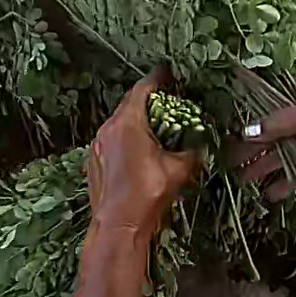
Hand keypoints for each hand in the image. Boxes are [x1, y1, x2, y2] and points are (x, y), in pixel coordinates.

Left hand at [87, 68, 197, 233]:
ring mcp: (97, 145)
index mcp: (128, 123)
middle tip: (165, 100)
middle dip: (147, 100)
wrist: (119, 224)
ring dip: (136, 121)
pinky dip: (126, 138)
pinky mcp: (94, 161)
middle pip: (128, 104)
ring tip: (154, 126)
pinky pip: (112, 140)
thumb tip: (201, 146)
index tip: (166, 72)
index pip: (142, 89)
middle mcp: (108, 129)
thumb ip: (191, 152)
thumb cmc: (148, 194)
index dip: (156, 79)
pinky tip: (139, 151)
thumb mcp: (179, 170)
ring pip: (119, 123)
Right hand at [232, 74, 295, 198]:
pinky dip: (287, 181)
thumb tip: (248, 131)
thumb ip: (278, 122)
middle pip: (278, 131)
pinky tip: (269, 193)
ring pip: (288, 152)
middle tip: (231, 163)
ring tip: (243, 181)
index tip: (232, 134)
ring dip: (267, 166)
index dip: (254, 119)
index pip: (274, 103)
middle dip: (255, 148)